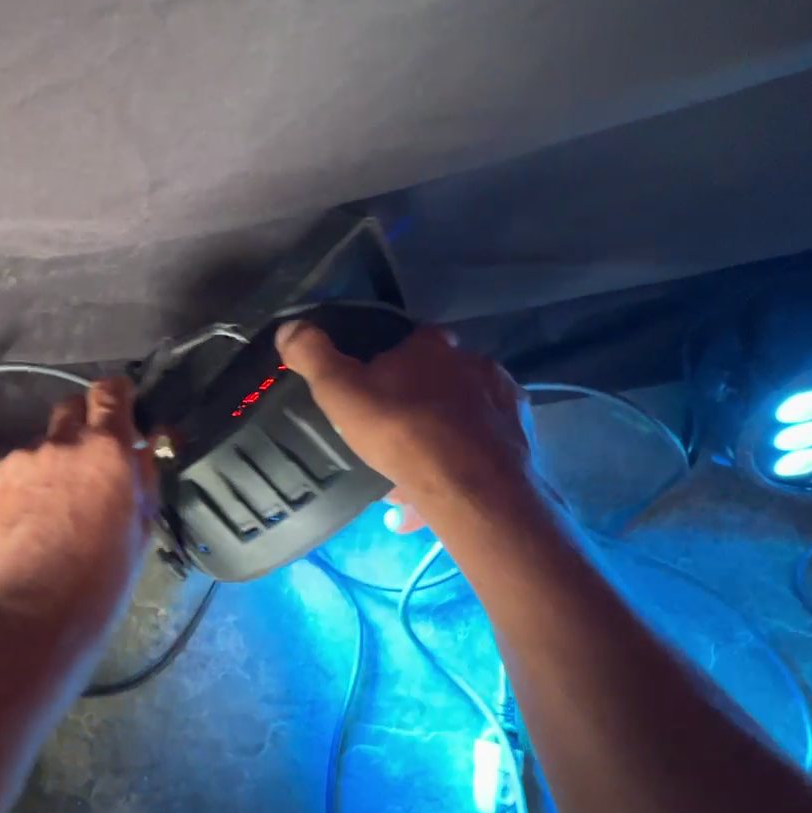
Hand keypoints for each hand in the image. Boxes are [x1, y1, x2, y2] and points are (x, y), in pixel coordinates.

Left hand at [0, 377, 158, 648]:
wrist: (37, 615)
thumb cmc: (103, 579)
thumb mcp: (142, 525)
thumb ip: (143, 474)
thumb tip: (144, 444)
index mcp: (107, 450)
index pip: (110, 391)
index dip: (117, 395)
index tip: (120, 407)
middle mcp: (62, 442)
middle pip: (72, 406)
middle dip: (83, 425)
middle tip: (89, 462)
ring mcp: (22, 458)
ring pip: (43, 442)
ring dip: (54, 460)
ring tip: (55, 505)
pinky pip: (17, 466)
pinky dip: (27, 482)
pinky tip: (31, 517)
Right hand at [275, 321, 537, 522]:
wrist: (470, 486)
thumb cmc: (400, 430)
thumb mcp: (339, 390)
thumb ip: (312, 355)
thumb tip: (289, 326)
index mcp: (432, 347)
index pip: (416, 338)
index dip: (396, 357)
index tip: (377, 382)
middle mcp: (475, 364)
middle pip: (442, 375)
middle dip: (420, 398)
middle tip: (393, 432)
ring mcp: (504, 400)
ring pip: (464, 412)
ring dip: (444, 431)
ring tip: (416, 467)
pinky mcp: (522, 437)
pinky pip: (484, 443)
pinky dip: (464, 458)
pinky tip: (442, 483)